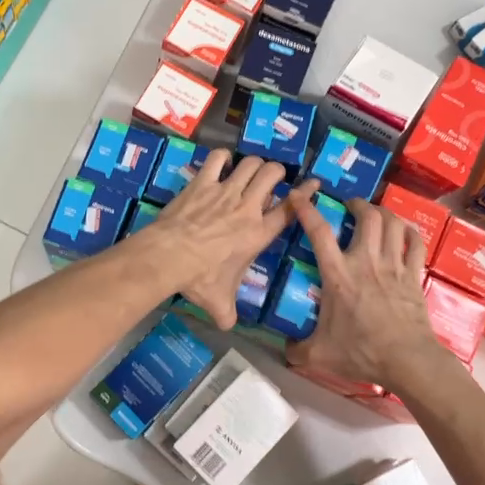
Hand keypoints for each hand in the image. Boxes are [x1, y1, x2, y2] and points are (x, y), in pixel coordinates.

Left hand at [134, 150, 306, 328]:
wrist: (171, 256)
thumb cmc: (201, 278)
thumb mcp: (219, 301)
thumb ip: (228, 313)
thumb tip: (227, 326)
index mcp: (259, 233)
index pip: (291, 209)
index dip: (306, 194)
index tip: (313, 184)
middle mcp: (248, 208)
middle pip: (273, 174)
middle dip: (276, 172)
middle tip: (270, 179)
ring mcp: (226, 191)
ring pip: (251, 163)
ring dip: (253, 163)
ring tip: (250, 169)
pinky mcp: (203, 182)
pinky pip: (218, 158)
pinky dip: (222, 157)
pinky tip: (221, 163)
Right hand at [287, 196, 446, 387]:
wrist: (406, 360)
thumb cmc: (360, 353)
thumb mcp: (318, 355)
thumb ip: (297, 350)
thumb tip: (285, 350)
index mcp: (338, 275)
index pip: (319, 232)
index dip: (307, 209)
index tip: (299, 195)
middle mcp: (366, 262)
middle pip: (366, 217)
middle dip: (357, 204)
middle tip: (349, 206)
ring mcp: (394, 266)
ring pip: (392, 223)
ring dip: (382, 212)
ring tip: (374, 213)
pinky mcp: (414, 276)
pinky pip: (415, 243)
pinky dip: (409, 231)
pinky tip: (403, 231)